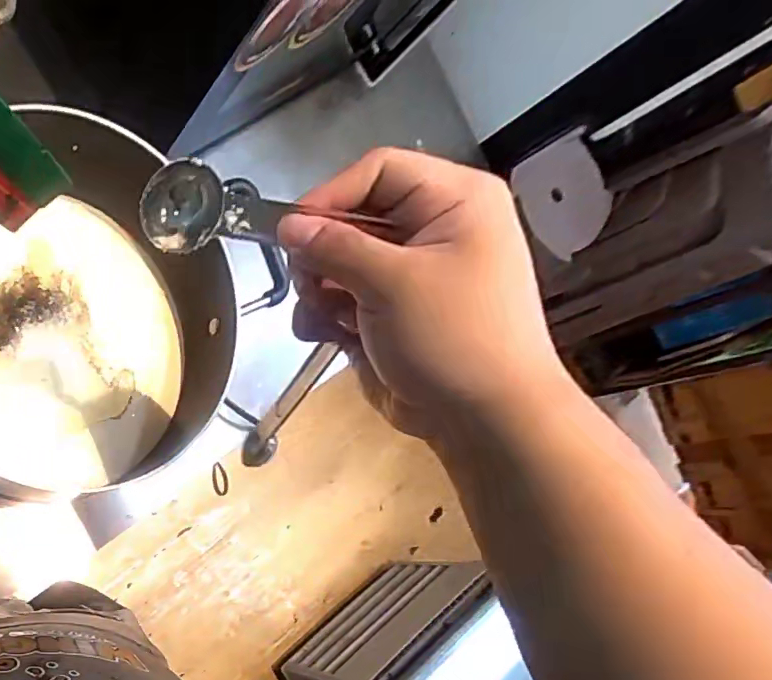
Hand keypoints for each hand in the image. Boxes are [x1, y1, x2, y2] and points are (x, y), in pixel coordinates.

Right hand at [276, 148, 574, 440]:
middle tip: (309, 285)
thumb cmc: (455, 338)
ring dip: (319, 292)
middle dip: (322, 255)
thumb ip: (336, 248)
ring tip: (322, 318)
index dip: (330, 197)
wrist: (482, 416)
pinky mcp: (387, 316)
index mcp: (452, 202)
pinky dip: (325, 318)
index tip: (292, 233)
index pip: (377, 172)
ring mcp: (406, 278)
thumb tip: (289, 225)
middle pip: (351, 221)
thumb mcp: (393, 283)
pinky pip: (341, 303)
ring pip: (338, 266)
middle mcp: (429, 232)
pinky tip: (328, 337)